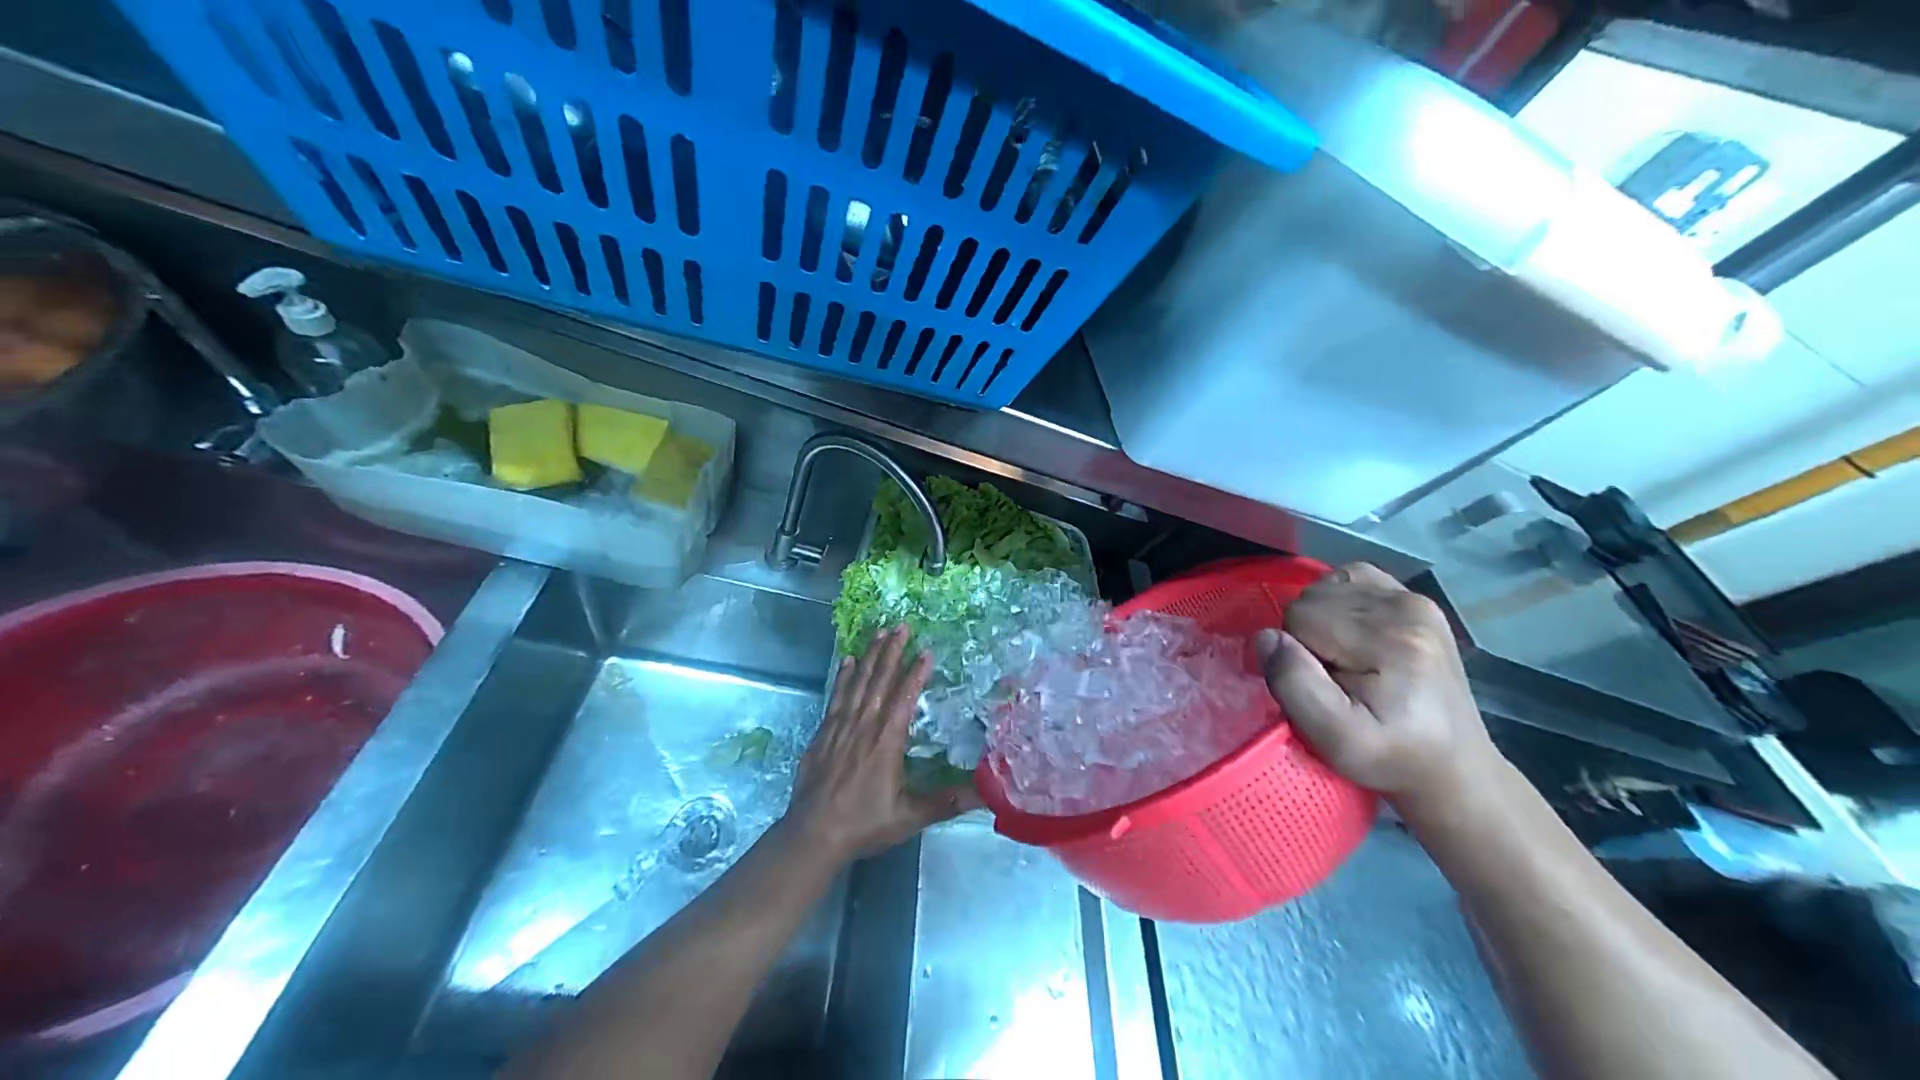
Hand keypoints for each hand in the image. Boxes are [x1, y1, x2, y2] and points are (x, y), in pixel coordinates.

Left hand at [783, 625, 981, 862]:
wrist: (812, 834)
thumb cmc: (864, 824)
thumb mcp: (910, 816)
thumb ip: (947, 801)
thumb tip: (988, 793)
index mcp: (886, 741)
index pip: (904, 698)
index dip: (916, 673)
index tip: (926, 651)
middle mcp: (863, 726)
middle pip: (879, 681)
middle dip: (891, 652)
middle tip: (901, 626)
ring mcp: (839, 727)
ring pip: (857, 683)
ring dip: (869, 657)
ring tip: (878, 632)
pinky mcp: (822, 734)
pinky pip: (836, 697)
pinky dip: (842, 677)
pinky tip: (846, 662)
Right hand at [1254, 562, 1501, 817]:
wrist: (1453, 767)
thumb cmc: (1390, 757)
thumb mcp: (1335, 738)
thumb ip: (1294, 684)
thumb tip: (1266, 637)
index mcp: (1390, 639)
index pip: (1300, 617)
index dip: (1296, 654)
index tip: (1322, 689)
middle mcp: (1406, 607)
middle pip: (1312, 598)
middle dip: (1307, 636)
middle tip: (1332, 680)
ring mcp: (1415, 600)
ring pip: (1326, 587)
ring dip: (1321, 621)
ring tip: (1343, 661)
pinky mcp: (1416, 602)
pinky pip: (1352, 579)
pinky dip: (1339, 602)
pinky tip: (1351, 635)